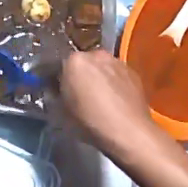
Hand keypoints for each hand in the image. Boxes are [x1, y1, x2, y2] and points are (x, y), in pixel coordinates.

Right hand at [56, 50, 172, 165]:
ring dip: (97, 77)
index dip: (54, 77)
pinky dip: (113, 82)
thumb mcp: (60, 111)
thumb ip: (54, 94)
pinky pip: (116, 74)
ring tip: (98, 96)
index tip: (54, 88)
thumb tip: (54, 90)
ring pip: (101, 67)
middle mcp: (96, 55)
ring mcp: (117, 62)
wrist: (129, 132)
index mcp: (74, 60)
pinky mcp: (134, 73)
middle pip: (82, 62)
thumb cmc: (90, 122)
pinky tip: (114, 99)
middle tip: (77, 92)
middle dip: (78, 74)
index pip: (58, 64)